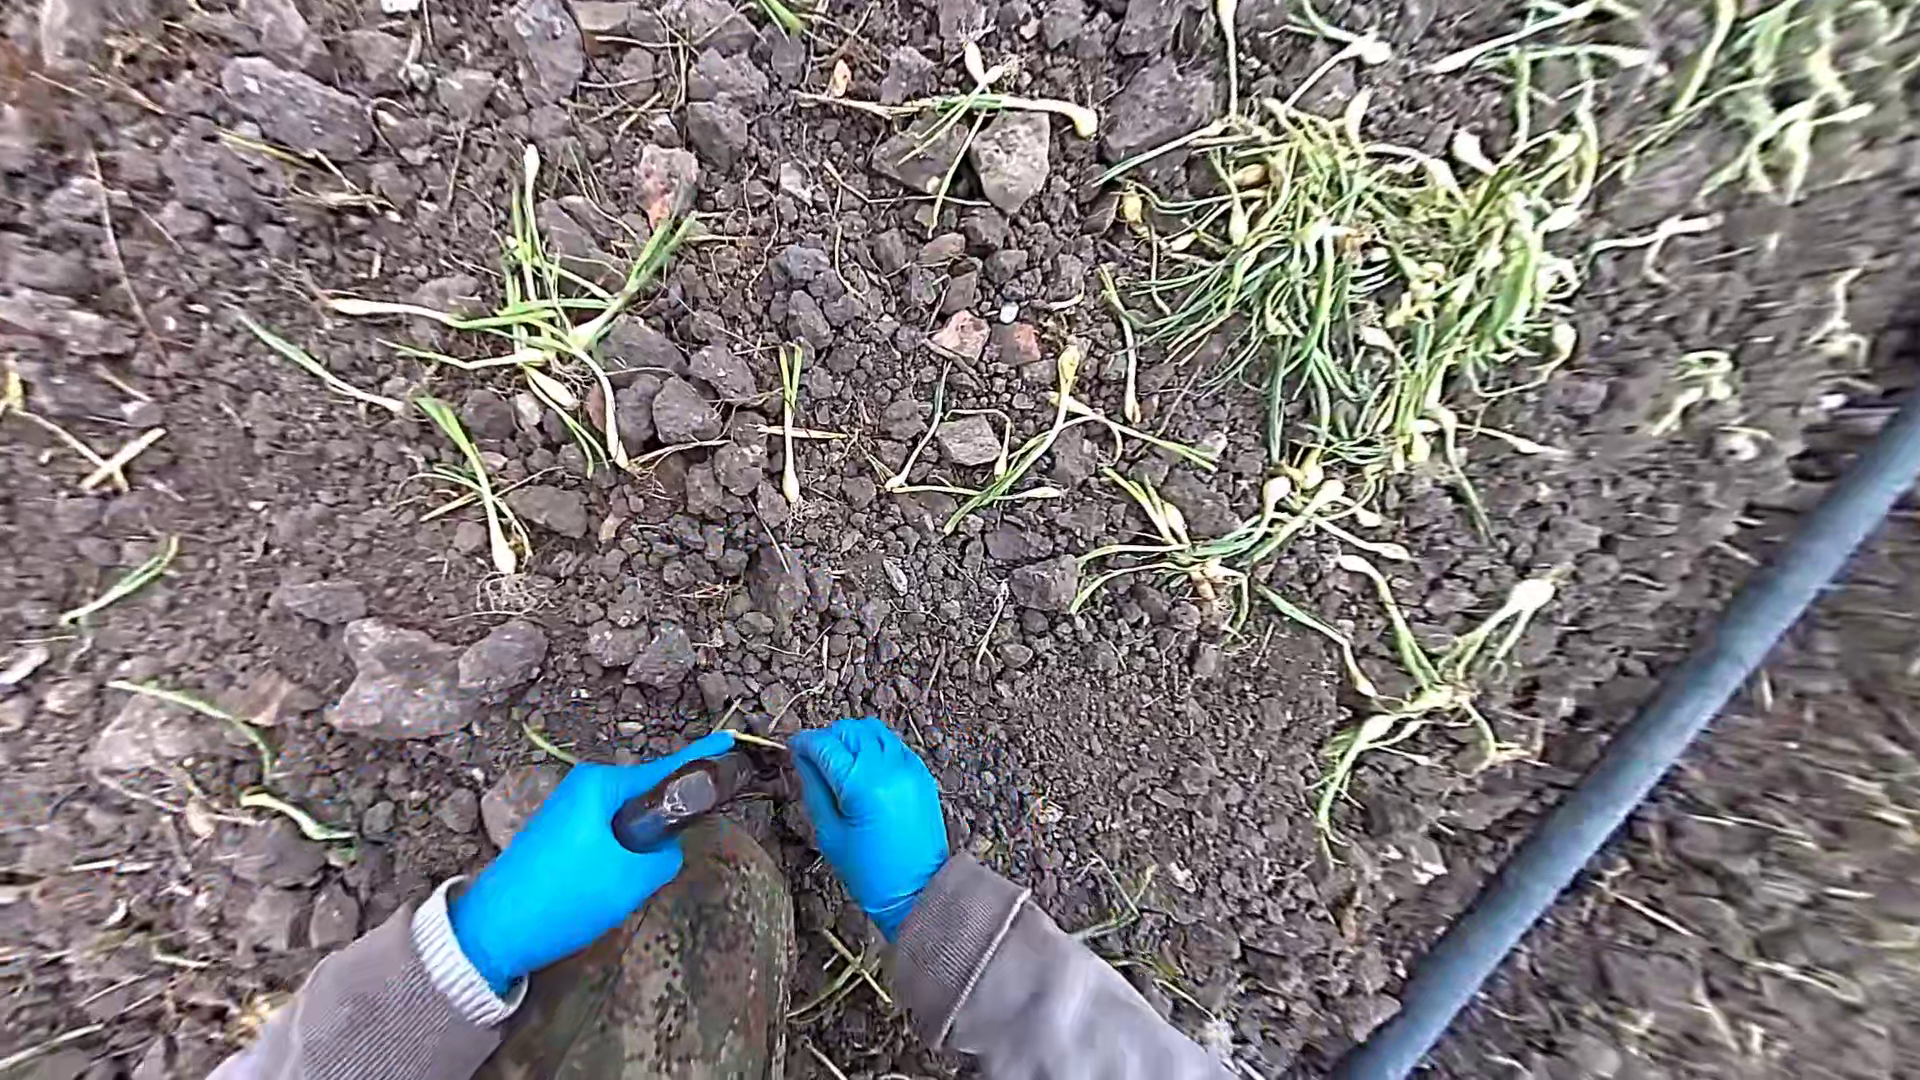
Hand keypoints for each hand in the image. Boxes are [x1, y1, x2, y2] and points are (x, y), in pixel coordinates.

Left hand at [449, 731, 735, 992]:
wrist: (485, 939)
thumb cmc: (563, 898)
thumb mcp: (630, 881)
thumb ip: (665, 859)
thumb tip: (667, 851)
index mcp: (602, 785)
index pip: (666, 767)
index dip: (703, 755)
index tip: (729, 740)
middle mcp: (585, 785)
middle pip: (648, 791)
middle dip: (670, 809)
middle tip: (694, 825)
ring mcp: (569, 807)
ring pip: (627, 813)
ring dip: (644, 833)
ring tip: (649, 864)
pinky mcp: (560, 830)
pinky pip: (608, 826)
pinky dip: (623, 842)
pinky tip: (624, 869)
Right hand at [792, 716, 947, 939]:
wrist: (917, 889)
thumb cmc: (870, 871)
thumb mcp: (830, 833)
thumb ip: (814, 789)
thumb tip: (802, 758)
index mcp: (861, 784)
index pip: (826, 745)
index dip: (805, 742)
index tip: (794, 746)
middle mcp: (888, 767)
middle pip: (850, 730)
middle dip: (829, 738)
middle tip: (815, 757)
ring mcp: (908, 766)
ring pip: (873, 730)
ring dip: (852, 737)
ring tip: (840, 761)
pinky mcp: (920, 770)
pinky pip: (892, 743)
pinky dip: (874, 746)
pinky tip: (865, 768)